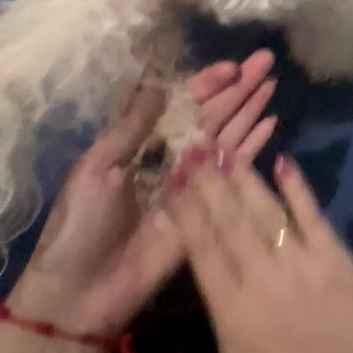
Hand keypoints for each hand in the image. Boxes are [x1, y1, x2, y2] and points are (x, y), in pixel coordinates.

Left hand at [7, 51, 280, 334]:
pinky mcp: (209, 206)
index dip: (208, 82)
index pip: (182, 102)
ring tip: (273, 82)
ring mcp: (193, 179)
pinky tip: (271, 123)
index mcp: (143, 141)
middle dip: (239, 86)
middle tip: (266, 59)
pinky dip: (253, 145)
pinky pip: (235, 169)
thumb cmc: (80, 226)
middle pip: (212, 112)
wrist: (81, 293)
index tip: (232, 67)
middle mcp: (173, 154)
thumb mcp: (96, 168)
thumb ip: (133, 126)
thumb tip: (161, 81)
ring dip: (250, 108)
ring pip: (228, 134)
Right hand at [167, 151, 352, 352]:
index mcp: (231, 311)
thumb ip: (221, 319)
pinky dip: (298, 188)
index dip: (187, 213)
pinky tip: (284, 160)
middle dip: (210, 184)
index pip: (203, 251)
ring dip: (245, 179)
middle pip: (230, 223)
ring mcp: (301, 264)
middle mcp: (262, 279)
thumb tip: (211, 276)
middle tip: (194, 147)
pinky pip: (313, 216)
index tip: (174, 180)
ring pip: (266, 213)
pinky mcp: (336, 257)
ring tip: (226, 149)